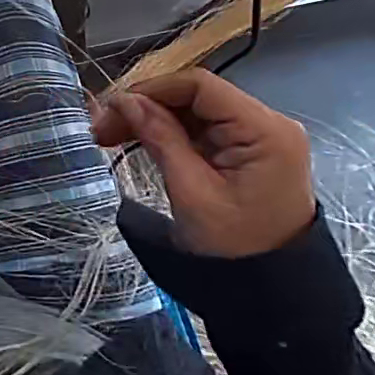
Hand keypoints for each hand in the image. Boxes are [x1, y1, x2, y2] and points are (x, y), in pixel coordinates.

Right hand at [93, 69, 315, 257]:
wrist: (274, 289)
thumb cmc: (234, 243)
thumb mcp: (191, 190)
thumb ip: (160, 137)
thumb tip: (124, 99)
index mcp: (264, 131)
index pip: (200, 85)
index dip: (151, 89)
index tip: (112, 109)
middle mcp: (266, 125)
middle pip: (192, 96)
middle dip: (143, 106)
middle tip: (101, 129)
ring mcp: (256, 138)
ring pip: (189, 110)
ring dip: (148, 118)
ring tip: (108, 137)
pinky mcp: (243, 151)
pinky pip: (196, 127)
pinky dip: (163, 131)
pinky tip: (134, 141)